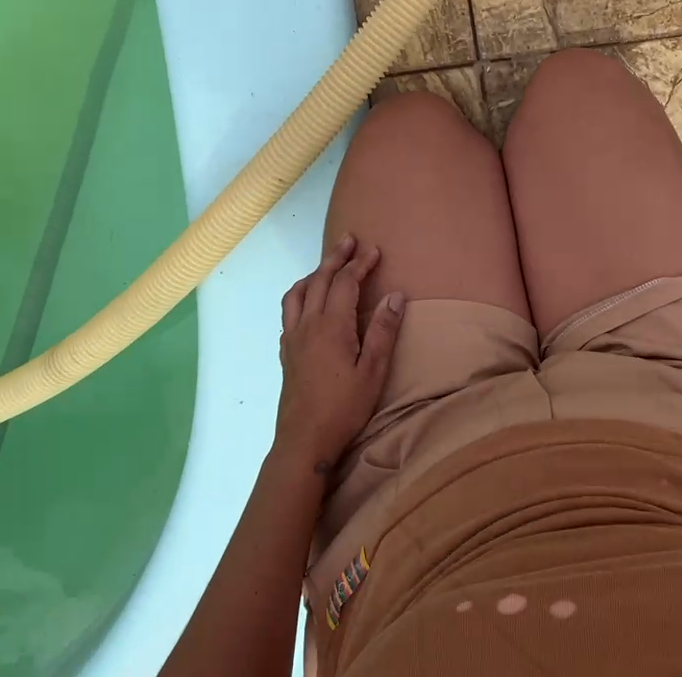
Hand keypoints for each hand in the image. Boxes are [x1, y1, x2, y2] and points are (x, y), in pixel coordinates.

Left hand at [273, 236, 403, 469]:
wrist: (303, 441)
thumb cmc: (344, 407)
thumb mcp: (373, 371)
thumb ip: (383, 331)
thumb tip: (395, 295)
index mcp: (331, 326)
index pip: (345, 283)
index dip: (360, 264)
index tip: (374, 250)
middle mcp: (307, 325)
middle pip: (318, 281)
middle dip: (335, 258)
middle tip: (349, 241)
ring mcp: (292, 339)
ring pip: (297, 294)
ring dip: (313, 274)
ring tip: (326, 266)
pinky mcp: (286, 353)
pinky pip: (288, 312)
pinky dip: (299, 296)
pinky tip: (308, 304)